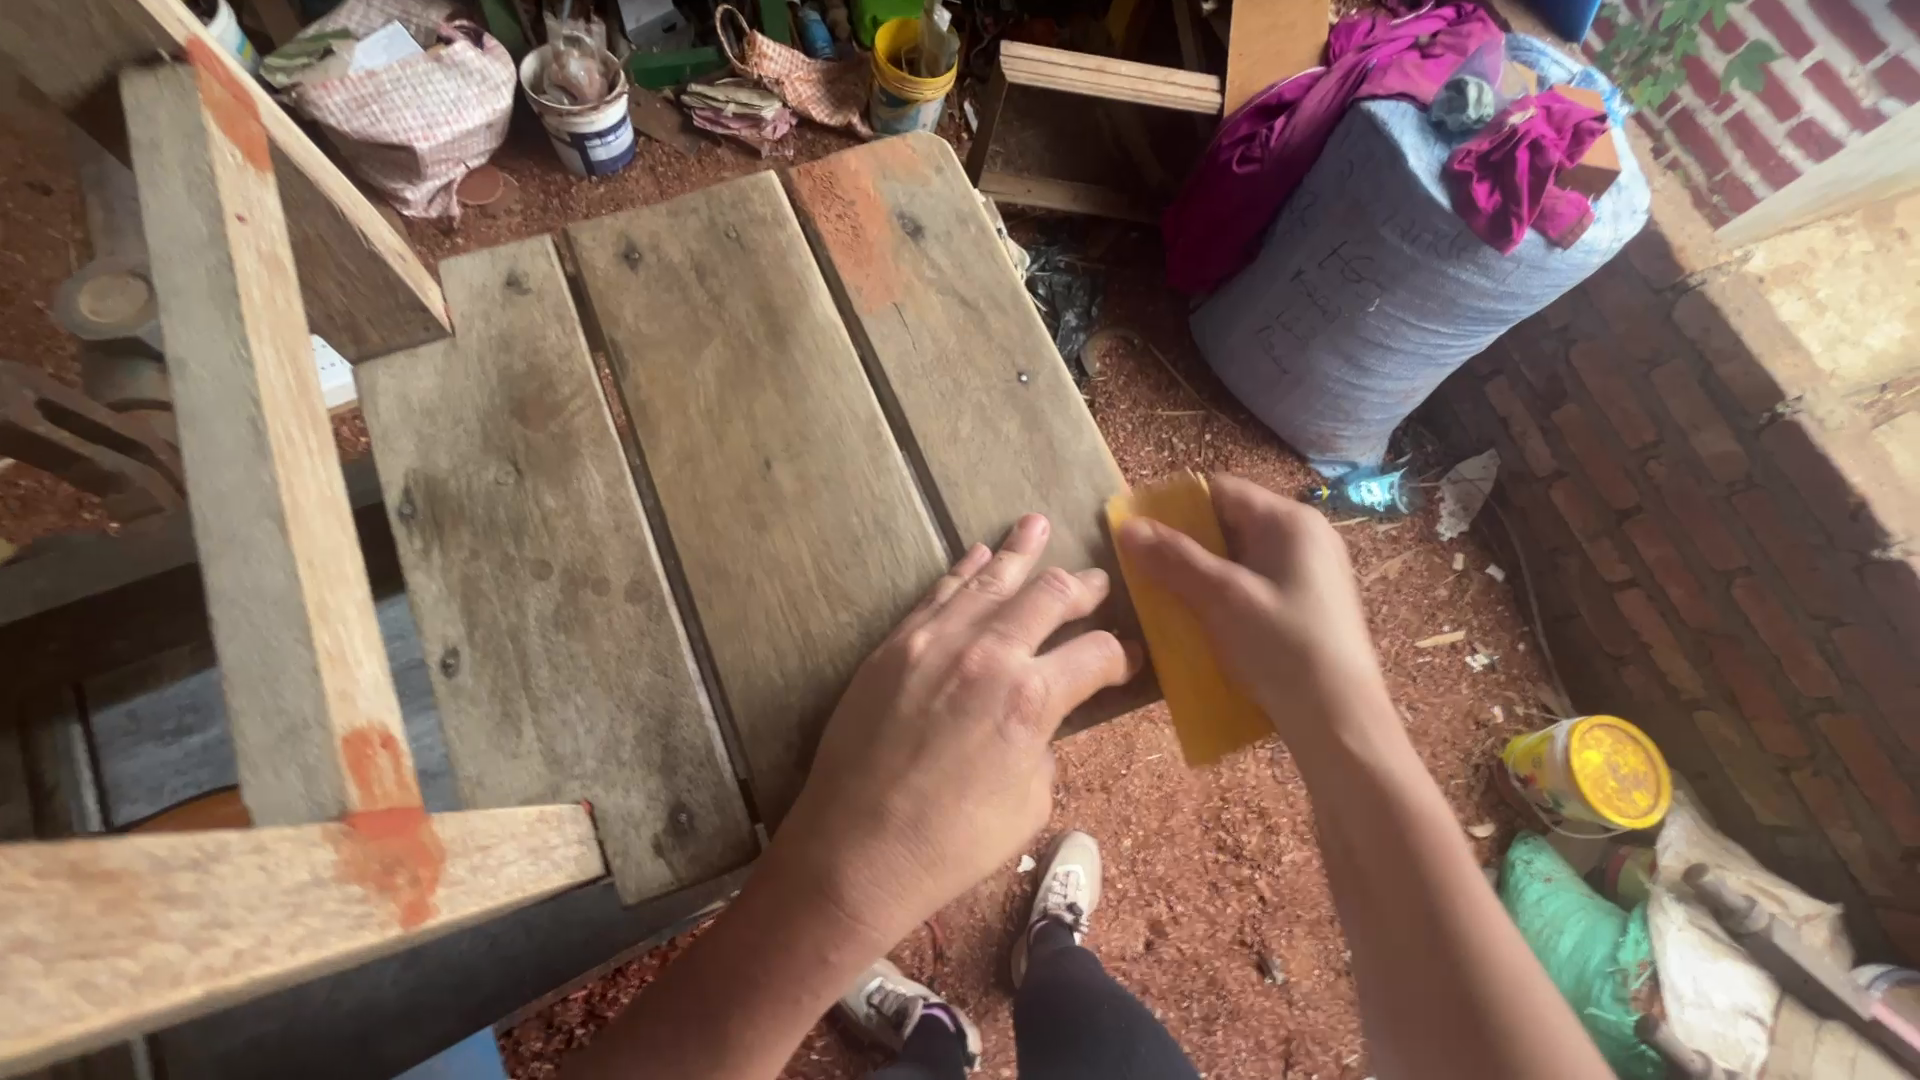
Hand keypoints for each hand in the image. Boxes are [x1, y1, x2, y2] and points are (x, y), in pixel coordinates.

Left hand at [766, 513, 1140, 948]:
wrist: (855, 848)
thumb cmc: (952, 843)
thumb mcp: (1029, 802)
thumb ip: (1044, 744)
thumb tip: (1039, 717)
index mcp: (1031, 698)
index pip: (1096, 654)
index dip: (1122, 655)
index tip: (1129, 659)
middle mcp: (988, 653)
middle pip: (1048, 597)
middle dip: (1081, 588)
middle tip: (1097, 584)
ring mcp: (936, 641)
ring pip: (990, 579)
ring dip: (1020, 552)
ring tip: (1037, 524)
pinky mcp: (895, 643)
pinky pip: (938, 593)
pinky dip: (964, 570)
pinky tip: (980, 552)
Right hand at [1114, 474, 1397, 754]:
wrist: (1340, 721)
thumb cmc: (1283, 648)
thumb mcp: (1222, 599)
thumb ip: (1174, 559)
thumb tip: (1126, 526)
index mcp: (1290, 521)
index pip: (1220, 490)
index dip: (1174, 505)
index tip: (1135, 528)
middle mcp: (1304, 537)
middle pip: (1228, 522)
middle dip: (1183, 542)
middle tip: (1143, 566)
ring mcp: (1309, 572)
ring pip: (1238, 556)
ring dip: (1199, 572)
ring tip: (1163, 594)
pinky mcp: (1306, 604)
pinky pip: (1252, 583)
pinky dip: (1222, 593)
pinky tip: (1200, 619)